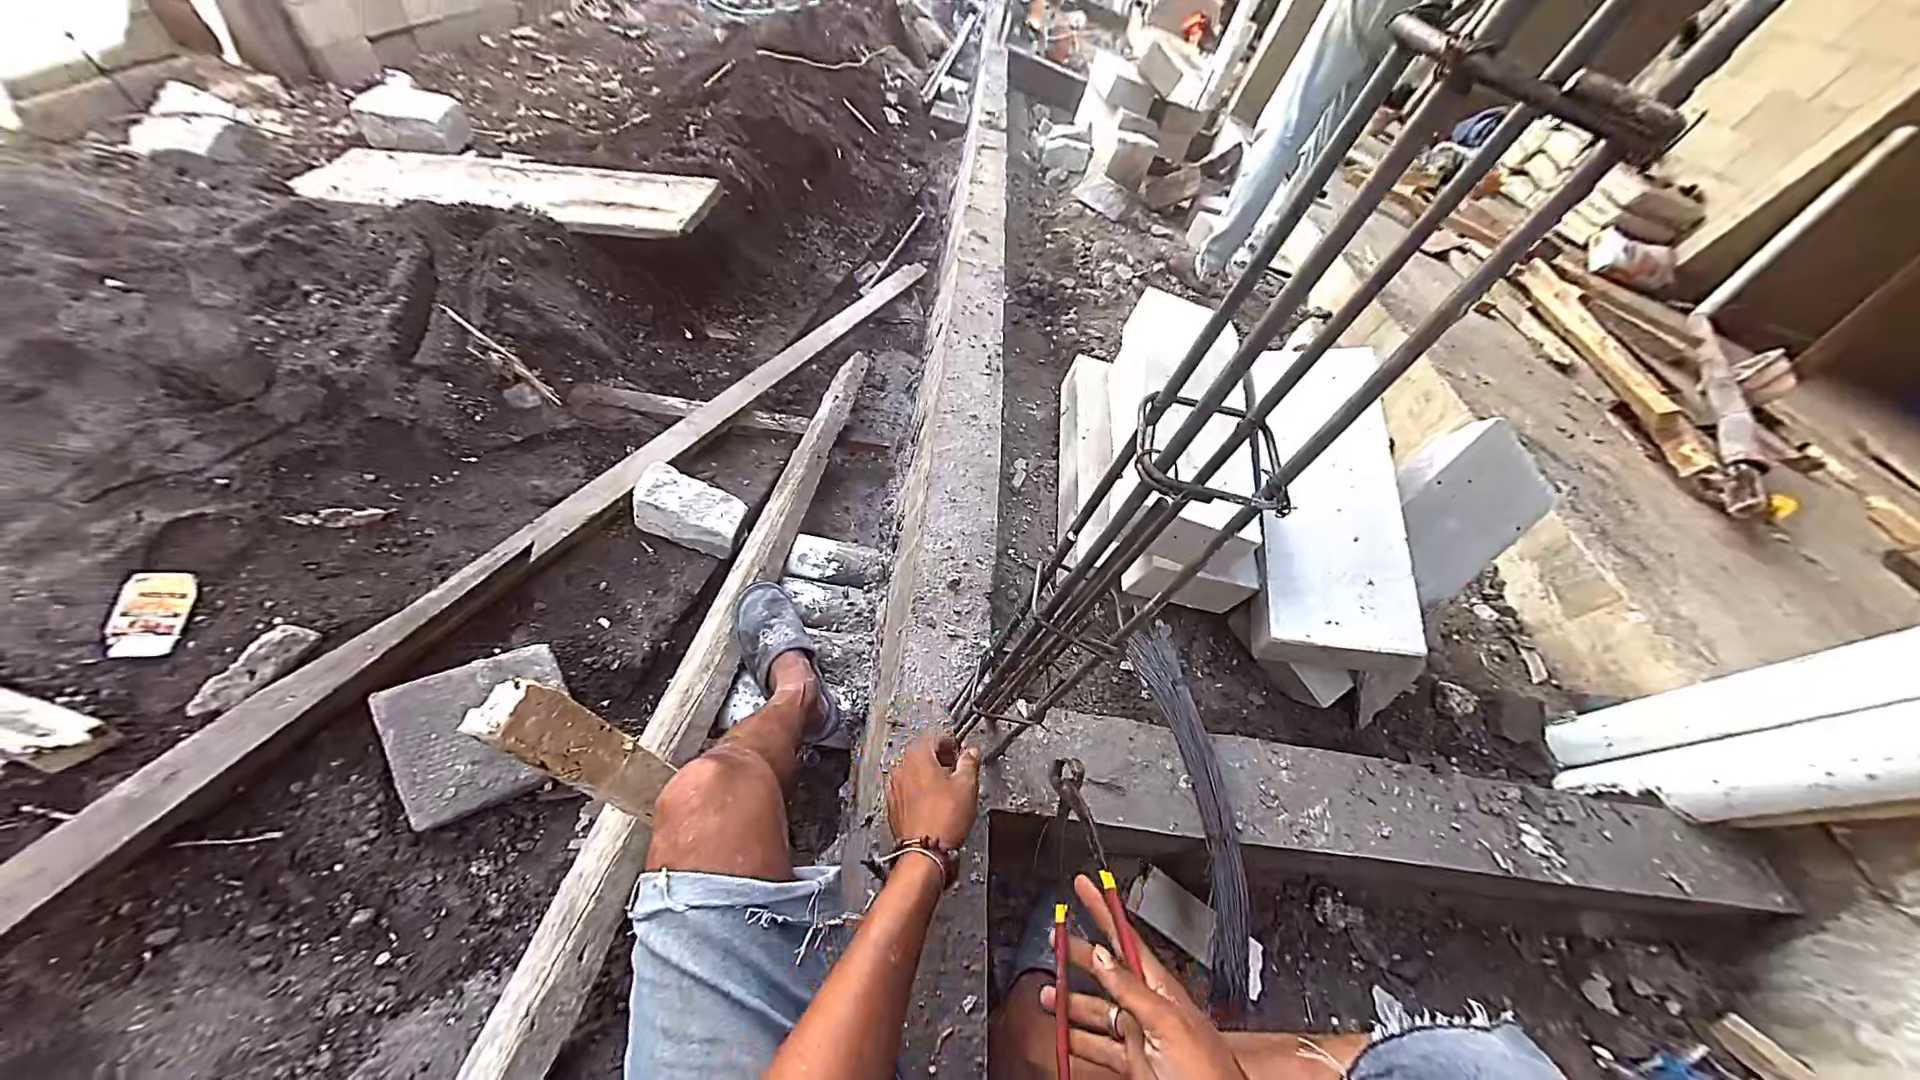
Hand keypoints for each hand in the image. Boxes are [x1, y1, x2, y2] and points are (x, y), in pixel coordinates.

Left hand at [885, 735, 980, 850]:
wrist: (924, 852)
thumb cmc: (942, 819)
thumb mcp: (967, 785)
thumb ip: (969, 763)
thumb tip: (971, 753)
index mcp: (917, 756)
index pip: (934, 739)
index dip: (950, 744)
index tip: (960, 750)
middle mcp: (901, 769)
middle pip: (922, 755)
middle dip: (939, 759)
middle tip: (955, 767)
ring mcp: (894, 789)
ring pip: (913, 774)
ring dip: (928, 776)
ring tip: (946, 788)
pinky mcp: (893, 808)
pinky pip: (908, 792)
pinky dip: (919, 793)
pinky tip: (932, 804)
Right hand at [1041, 875, 1244, 1079]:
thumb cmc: (1208, 1075)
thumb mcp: (1167, 1023)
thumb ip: (1131, 989)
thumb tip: (1101, 954)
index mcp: (1158, 986)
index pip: (1123, 937)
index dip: (1102, 908)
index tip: (1085, 886)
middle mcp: (1146, 1006)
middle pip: (1104, 970)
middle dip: (1078, 954)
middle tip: (1054, 939)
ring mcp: (1140, 1036)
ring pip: (1097, 1011)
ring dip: (1070, 1003)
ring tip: (1048, 997)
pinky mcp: (1135, 1066)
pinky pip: (1099, 1047)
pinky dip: (1078, 1042)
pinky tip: (1064, 1038)